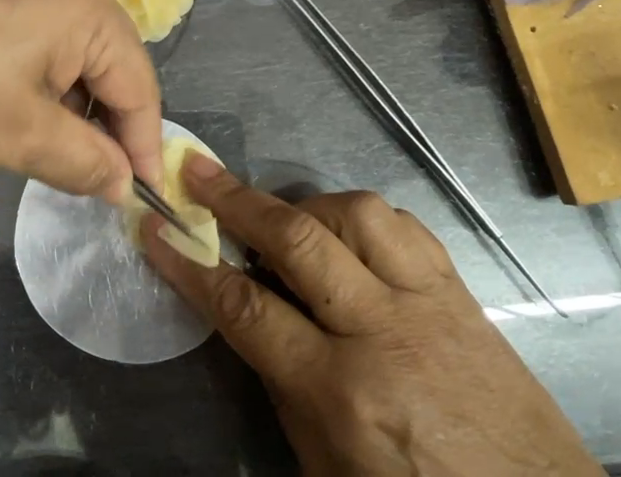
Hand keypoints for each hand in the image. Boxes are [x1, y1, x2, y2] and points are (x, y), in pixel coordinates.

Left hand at [0, 0, 163, 197]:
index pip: (138, 83)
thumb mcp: (23, 138)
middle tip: (94, 175)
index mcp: (86, 2)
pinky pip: (32, 28)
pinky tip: (9, 104)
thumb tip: (122, 183)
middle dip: (106, 120)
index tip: (140, 194)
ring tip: (50, 146)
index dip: (143, 144)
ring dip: (70, 97)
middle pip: (108, 57)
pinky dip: (36, 71)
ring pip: (69, 43)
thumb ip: (89, 162)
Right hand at [142, 153, 601, 476]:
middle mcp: (385, 332)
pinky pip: (406, 229)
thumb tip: (251, 315)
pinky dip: (363, 221)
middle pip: (299, 241)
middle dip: (237, 201)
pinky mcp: (463, 293)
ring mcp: (431, 304)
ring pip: (360, 216)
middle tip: (197, 172)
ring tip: (280, 218)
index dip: (191, 266)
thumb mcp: (326, 466)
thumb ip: (283, 385)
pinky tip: (345, 235)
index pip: (246, 308)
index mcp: (343, 391)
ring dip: (307, 206)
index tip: (157, 230)